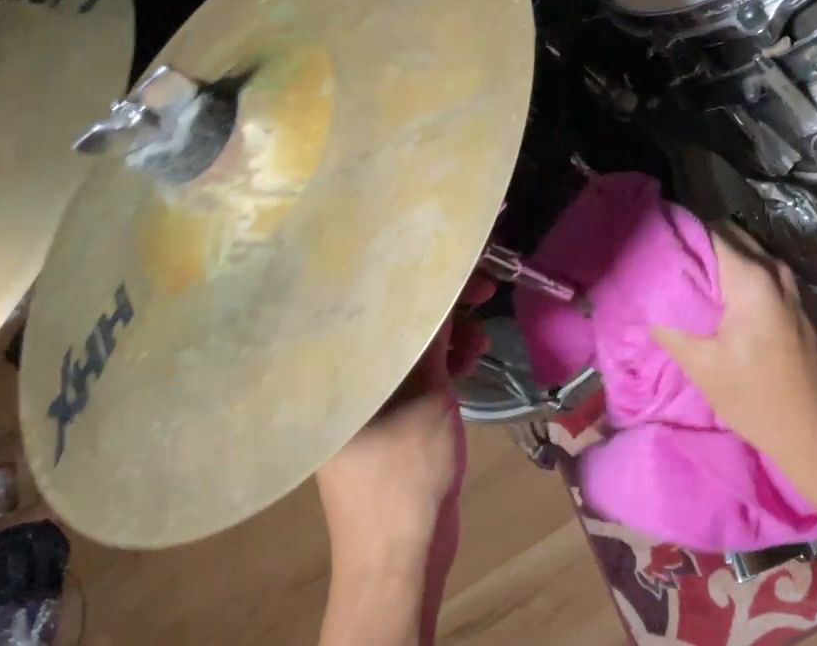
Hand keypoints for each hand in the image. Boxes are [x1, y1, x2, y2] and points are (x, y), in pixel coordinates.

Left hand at [315, 276, 493, 566]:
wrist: (401, 549)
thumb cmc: (404, 468)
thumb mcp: (424, 392)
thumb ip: (431, 334)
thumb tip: (441, 274)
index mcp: (333, 370)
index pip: (371, 301)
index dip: (417, 277)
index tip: (460, 267)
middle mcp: (339, 378)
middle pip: (390, 321)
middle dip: (439, 305)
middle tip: (484, 293)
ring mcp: (361, 399)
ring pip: (406, 346)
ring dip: (447, 335)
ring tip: (480, 341)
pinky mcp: (383, 416)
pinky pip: (412, 372)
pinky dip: (441, 362)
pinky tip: (468, 360)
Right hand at [651, 227, 816, 471]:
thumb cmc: (757, 398)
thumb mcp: (703, 367)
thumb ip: (672, 331)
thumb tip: (648, 309)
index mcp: (752, 279)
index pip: (712, 234)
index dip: (683, 237)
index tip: (659, 247)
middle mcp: (776, 271)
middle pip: (733, 238)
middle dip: (702, 245)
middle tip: (671, 264)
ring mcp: (793, 285)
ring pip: (751, 254)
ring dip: (723, 261)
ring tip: (691, 280)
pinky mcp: (800, 301)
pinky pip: (764, 272)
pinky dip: (742, 275)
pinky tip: (721, 298)